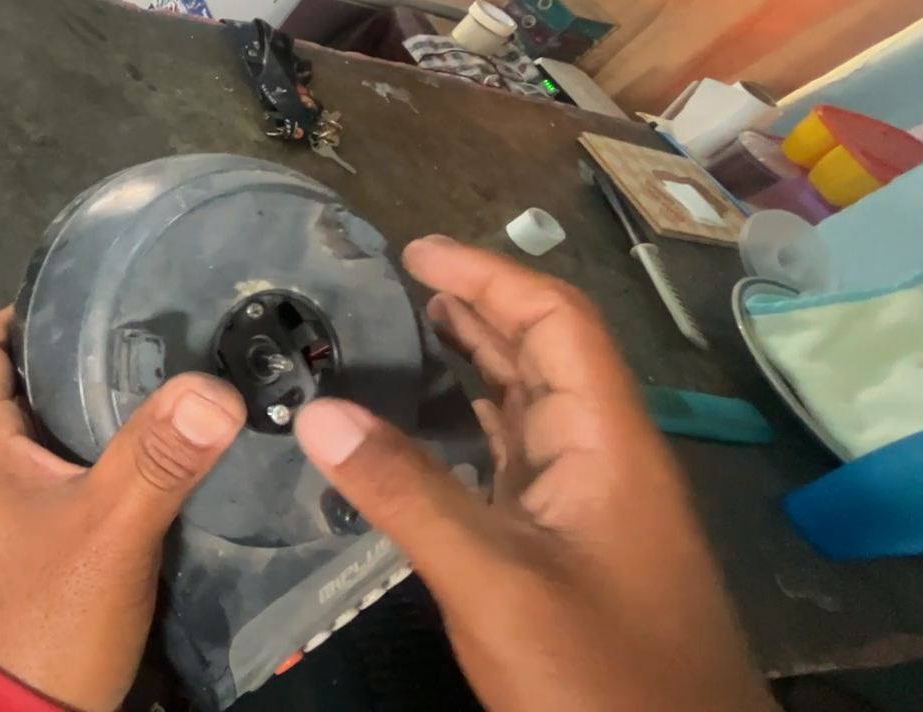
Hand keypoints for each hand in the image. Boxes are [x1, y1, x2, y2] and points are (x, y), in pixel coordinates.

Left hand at [0, 307, 245, 711]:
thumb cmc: (48, 614)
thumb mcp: (107, 529)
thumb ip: (156, 460)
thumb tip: (212, 388)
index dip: (21, 312)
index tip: (81, 291)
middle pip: (23, 378)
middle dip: (72, 349)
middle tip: (140, 323)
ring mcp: (17, 498)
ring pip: (51, 423)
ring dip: (92, 397)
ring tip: (158, 367)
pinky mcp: (44, 528)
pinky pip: (72, 463)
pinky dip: (104, 442)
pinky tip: (156, 439)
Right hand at [294, 236, 774, 711]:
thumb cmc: (601, 679)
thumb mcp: (495, 582)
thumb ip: (404, 491)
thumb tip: (315, 411)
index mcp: (606, 446)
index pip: (557, 325)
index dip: (489, 277)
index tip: (415, 253)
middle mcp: (598, 459)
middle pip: (544, 351)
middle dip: (479, 301)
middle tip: (401, 276)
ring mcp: (580, 501)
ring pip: (526, 397)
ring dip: (474, 349)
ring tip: (409, 320)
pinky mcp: (555, 535)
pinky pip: (507, 445)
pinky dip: (465, 409)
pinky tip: (425, 410)